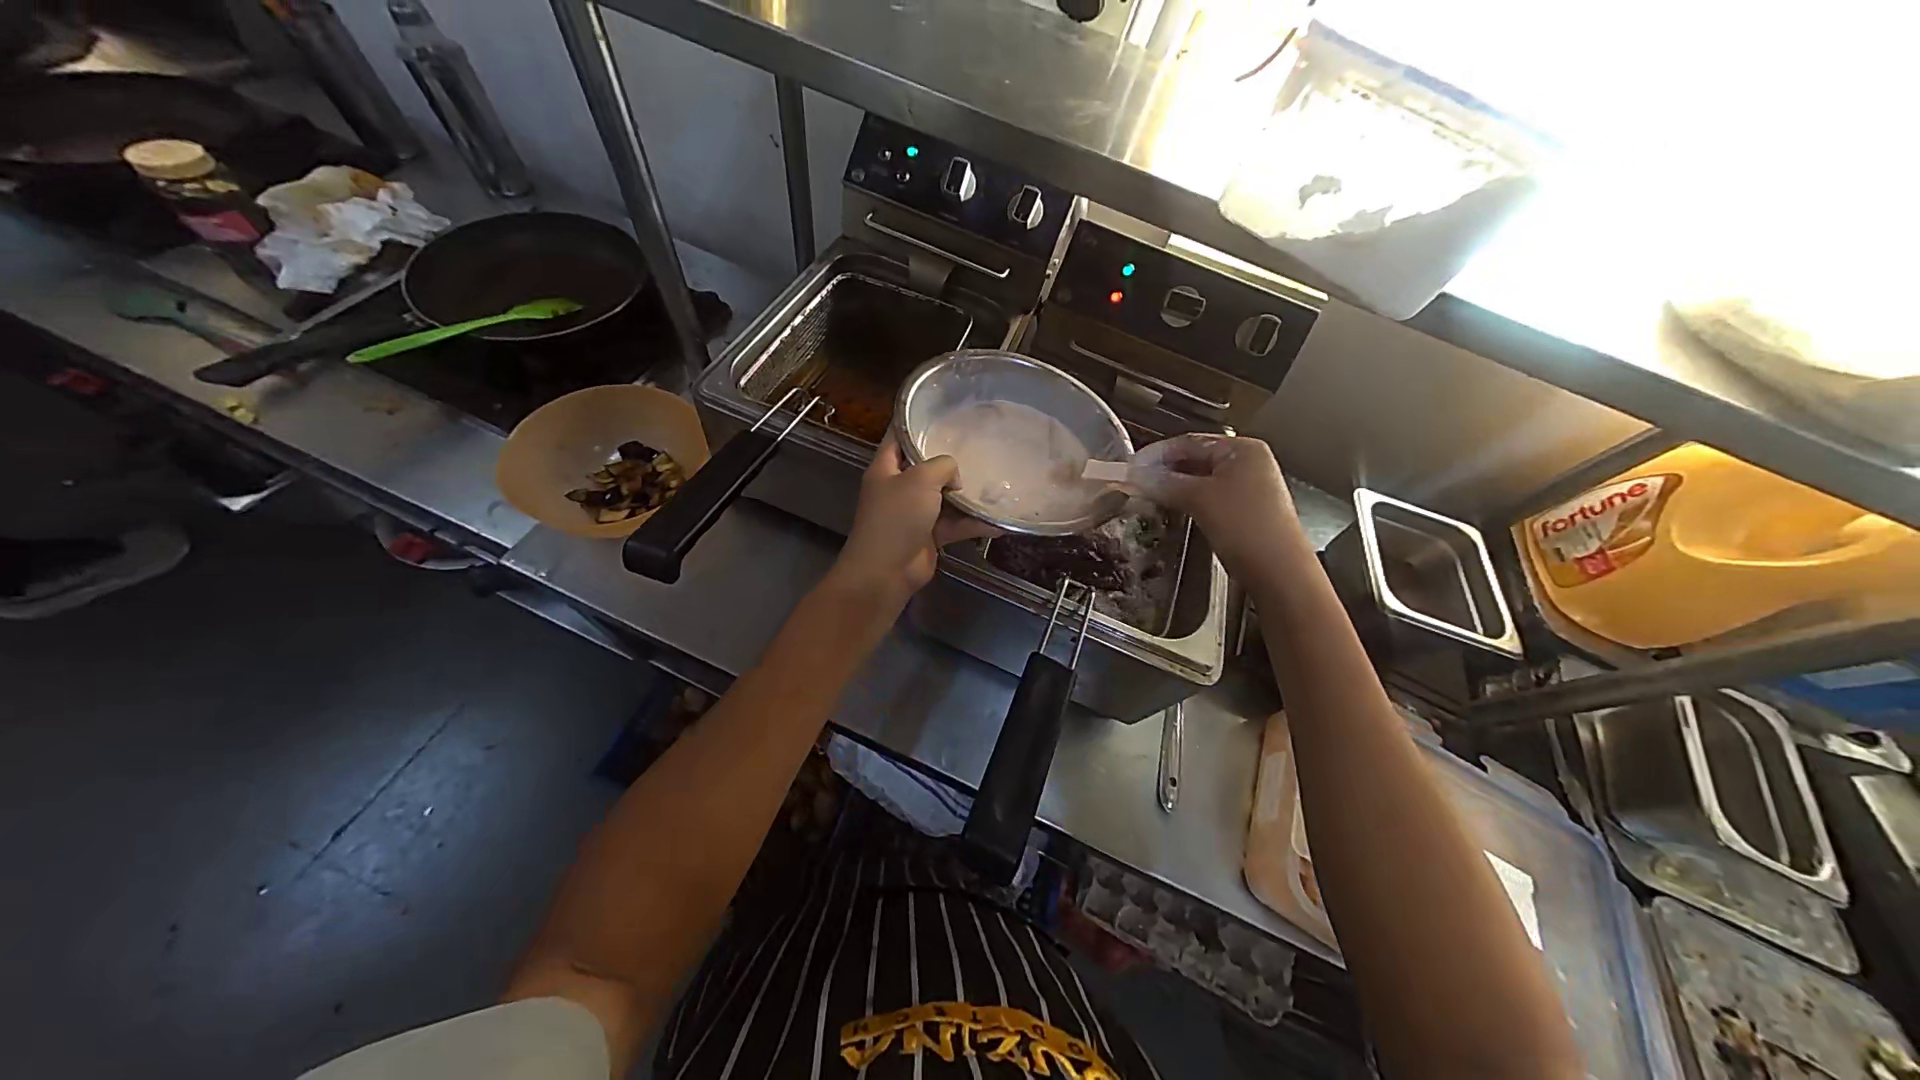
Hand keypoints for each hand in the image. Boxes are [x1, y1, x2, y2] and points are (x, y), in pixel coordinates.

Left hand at [825, 436, 998, 609]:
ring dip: (967, 495)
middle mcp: (899, 488)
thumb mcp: (920, 480)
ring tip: (996, 482)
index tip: (942, 413)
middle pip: (926, 467)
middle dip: (950, 460)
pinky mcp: (929, 536)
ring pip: (944, 497)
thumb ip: (942, 466)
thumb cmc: (896, 518)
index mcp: (886, 468)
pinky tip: (999, 521)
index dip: (915, 423)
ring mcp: (914, 513)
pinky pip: (955, 524)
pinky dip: (973, 523)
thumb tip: (954, 477)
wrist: (886, 571)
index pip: (898, 437)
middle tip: (979, 446)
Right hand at [1125, 434, 1308, 585]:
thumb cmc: (1244, 526)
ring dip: (1174, 486)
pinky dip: (1188, 500)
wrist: (1279, 572)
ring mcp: (1248, 487)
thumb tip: (1134, 475)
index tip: (1130, 468)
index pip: (1189, 441)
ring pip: (1200, 480)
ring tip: (1147, 495)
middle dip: (1164, 470)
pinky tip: (1171, 509)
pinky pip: (1209, 497)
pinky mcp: (1245, 511)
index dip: (1157, 453)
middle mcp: (1248, 462)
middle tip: (1134, 483)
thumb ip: (1164, 482)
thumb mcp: (1199, 498)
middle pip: (1195, 458)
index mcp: (1242, 448)